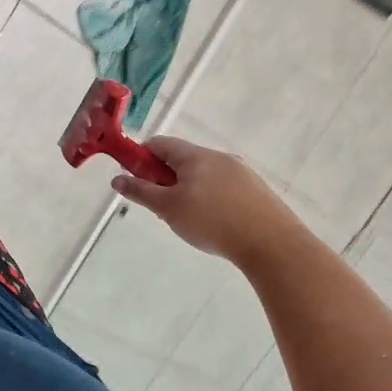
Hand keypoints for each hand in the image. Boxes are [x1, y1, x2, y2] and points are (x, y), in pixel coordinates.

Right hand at [110, 136, 311, 265]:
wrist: (274, 246)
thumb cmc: (212, 221)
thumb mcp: (167, 208)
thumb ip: (140, 191)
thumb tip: (117, 179)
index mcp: (196, 156)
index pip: (159, 144)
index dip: (140, 157)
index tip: (135, 180)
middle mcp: (220, 158)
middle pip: (181, 159)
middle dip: (163, 178)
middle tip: (160, 204)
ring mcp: (242, 173)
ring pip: (202, 174)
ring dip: (186, 189)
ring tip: (187, 218)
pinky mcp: (257, 191)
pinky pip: (222, 186)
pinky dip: (209, 198)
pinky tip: (212, 222)